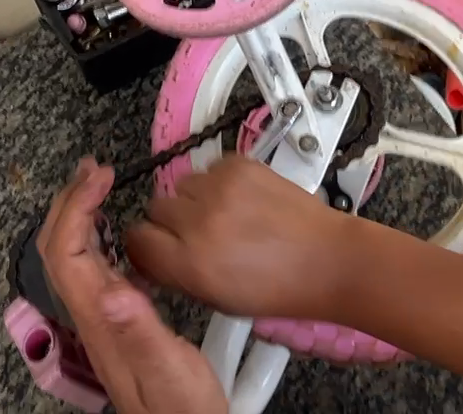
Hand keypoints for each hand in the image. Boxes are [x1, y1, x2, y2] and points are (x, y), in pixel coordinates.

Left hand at [37, 158, 225, 413]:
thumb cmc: (181, 409)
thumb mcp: (171, 372)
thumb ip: (142, 333)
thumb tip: (112, 292)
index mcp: (99, 318)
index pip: (65, 252)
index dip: (76, 207)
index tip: (102, 175)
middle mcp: (92, 312)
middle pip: (58, 248)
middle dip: (69, 200)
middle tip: (93, 166)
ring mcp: (101, 314)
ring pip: (71, 254)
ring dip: (78, 211)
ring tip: (96, 181)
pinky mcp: (116, 316)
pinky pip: (92, 263)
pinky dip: (95, 231)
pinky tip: (112, 225)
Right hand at [125, 155, 359, 320]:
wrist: (326, 259)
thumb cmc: (277, 289)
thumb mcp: (217, 299)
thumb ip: (177, 274)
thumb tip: (150, 256)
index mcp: (190, 264)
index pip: (136, 239)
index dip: (145, 244)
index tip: (156, 246)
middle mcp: (198, 222)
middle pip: (156, 208)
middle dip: (171, 221)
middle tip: (197, 233)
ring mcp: (218, 188)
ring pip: (181, 185)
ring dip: (195, 199)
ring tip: (225, 215)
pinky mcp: (237, 164)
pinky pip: (209, 167)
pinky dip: (219, 182)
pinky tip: (241, 200)